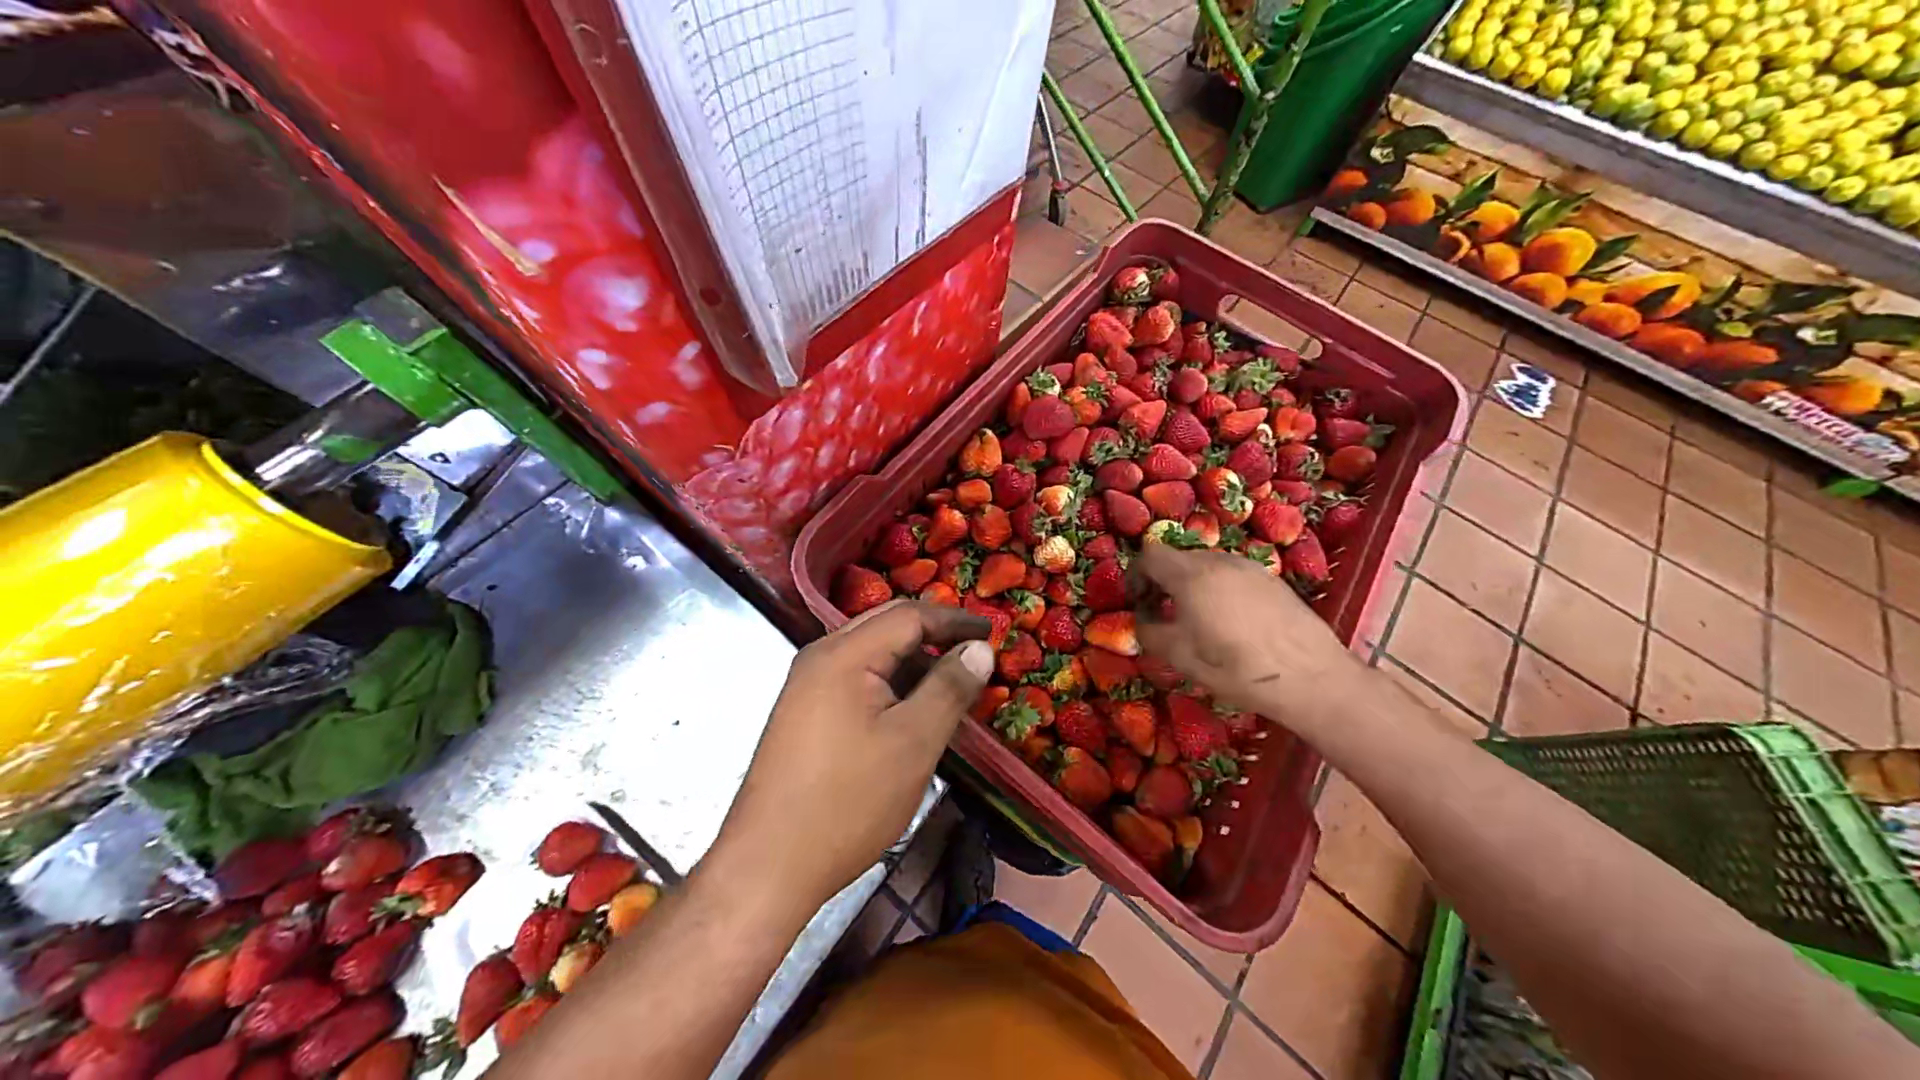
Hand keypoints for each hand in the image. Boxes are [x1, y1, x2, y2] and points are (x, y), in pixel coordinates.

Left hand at [713, 602, 993, 908]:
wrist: (768, 865)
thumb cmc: (848, 801)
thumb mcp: (914, 742)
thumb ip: (949, 688)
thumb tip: (979, 649)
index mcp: (844, 654)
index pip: (909, 615)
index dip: (954, 620)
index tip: (993, 632)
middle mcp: (819, 658)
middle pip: (886, 627)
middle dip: (933, 635)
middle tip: (974, 653)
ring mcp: (806, 687)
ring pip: (870, 655)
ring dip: (912, 662)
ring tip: (951, 686)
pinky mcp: (803, 715)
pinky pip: (855, 680)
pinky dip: (890, 685)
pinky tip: (911, 712)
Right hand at [1133, 545, 1367, 727]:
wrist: (1312, 678)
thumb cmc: (1237, 668)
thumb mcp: (1181, 658)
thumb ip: (1150, 633)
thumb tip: (1142, 621)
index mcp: (1191, 576)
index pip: (1150, 555)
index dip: (1137, 575)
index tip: (1139, 602)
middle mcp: (1220, 562)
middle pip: (1179, 558)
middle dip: (1164, 581)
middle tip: (1163, 612)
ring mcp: (1250, 568)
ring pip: (1208, 566)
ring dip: (1193, 585)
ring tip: (1199, 619)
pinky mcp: (1273, 580)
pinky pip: (1233, 575)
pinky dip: (1220, 589)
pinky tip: (1231, 622)